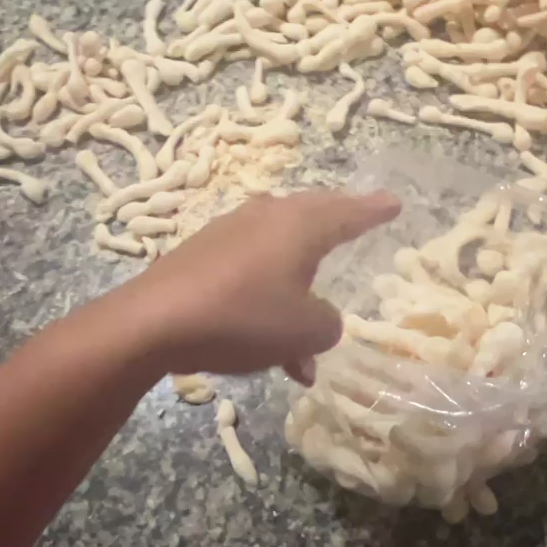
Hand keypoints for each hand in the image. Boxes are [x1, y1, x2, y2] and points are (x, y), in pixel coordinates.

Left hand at [121, 189, 400, 383]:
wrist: (152, 323)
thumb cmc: (242, 317)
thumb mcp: (304, 331)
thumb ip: (327, 324)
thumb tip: (321, 318)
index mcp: (300, 226)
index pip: (349, 213)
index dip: (374, 210)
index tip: (394, 202)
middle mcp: (267, 217)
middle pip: (313, 215)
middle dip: (338, 223)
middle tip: (359, 221)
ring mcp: (230, 232)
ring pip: (281, 248)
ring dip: (300, 281)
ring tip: (313, 322)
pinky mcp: (203, 254)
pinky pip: (252, 269)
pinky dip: (269, 296)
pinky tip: (268, 344)